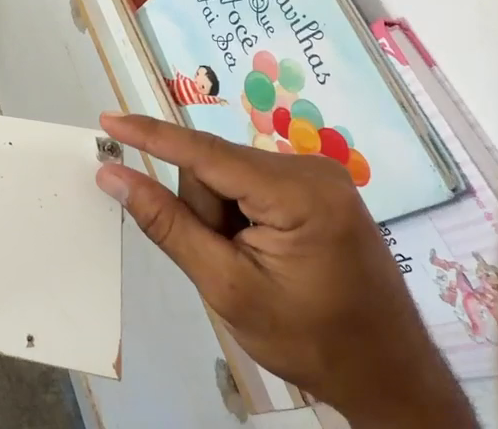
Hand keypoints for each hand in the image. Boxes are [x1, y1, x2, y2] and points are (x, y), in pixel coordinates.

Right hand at [95, 114, 474, 428]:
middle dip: (205, 213)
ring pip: (227, 177)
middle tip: (228, 265)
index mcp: (299, 193)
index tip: (107, 119)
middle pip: (214, 169)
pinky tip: (262, 255)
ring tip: (252, 267)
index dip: (150, 136)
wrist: (390, 379)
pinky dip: (238, 217)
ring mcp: (318, 177)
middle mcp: (311, 169)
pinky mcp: (318, 190)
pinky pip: (248, 185)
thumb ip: (167, 224)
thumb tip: (114, 175)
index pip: (204, 153)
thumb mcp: (228, 287)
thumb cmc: (312, 341)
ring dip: (221, 219)